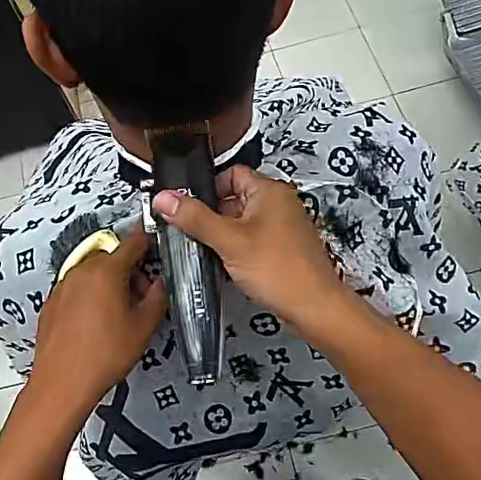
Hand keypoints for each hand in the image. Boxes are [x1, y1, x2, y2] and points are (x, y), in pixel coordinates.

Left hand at [27, 227, 166, 411]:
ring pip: (95, 273)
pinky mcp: (53, 303)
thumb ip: (159, 295)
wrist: (62, 384)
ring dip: (111, 284)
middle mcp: (81, 272)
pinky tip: (100, 324)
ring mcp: (63, 287)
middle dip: (131, 272)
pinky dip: (91, 297)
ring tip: (121, 315)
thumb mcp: (145, 325)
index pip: (134, 242)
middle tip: (143, 296)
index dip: (150, 242)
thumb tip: (162, 283)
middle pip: (113, 258)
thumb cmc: (101, 357)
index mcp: (106, 271)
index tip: (158, 246)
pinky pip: (78, 290)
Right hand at [152, 166, 354, 336]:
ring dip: (224, 235)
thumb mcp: (229, 241)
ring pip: (242, 223)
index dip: (207, 187)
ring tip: (211, 250)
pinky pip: (252, 241)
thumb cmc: (285, 272)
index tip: (187, 202)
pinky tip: (228, 265)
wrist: (313, 306)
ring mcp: (283, 228)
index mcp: (270, 191)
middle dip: (211, 215)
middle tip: (192, 230)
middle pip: (233, 198)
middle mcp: (279, 205)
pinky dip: (237, 250)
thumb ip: (195, 218)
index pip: (231, 173)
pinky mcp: (282, 249)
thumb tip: (167, 199)